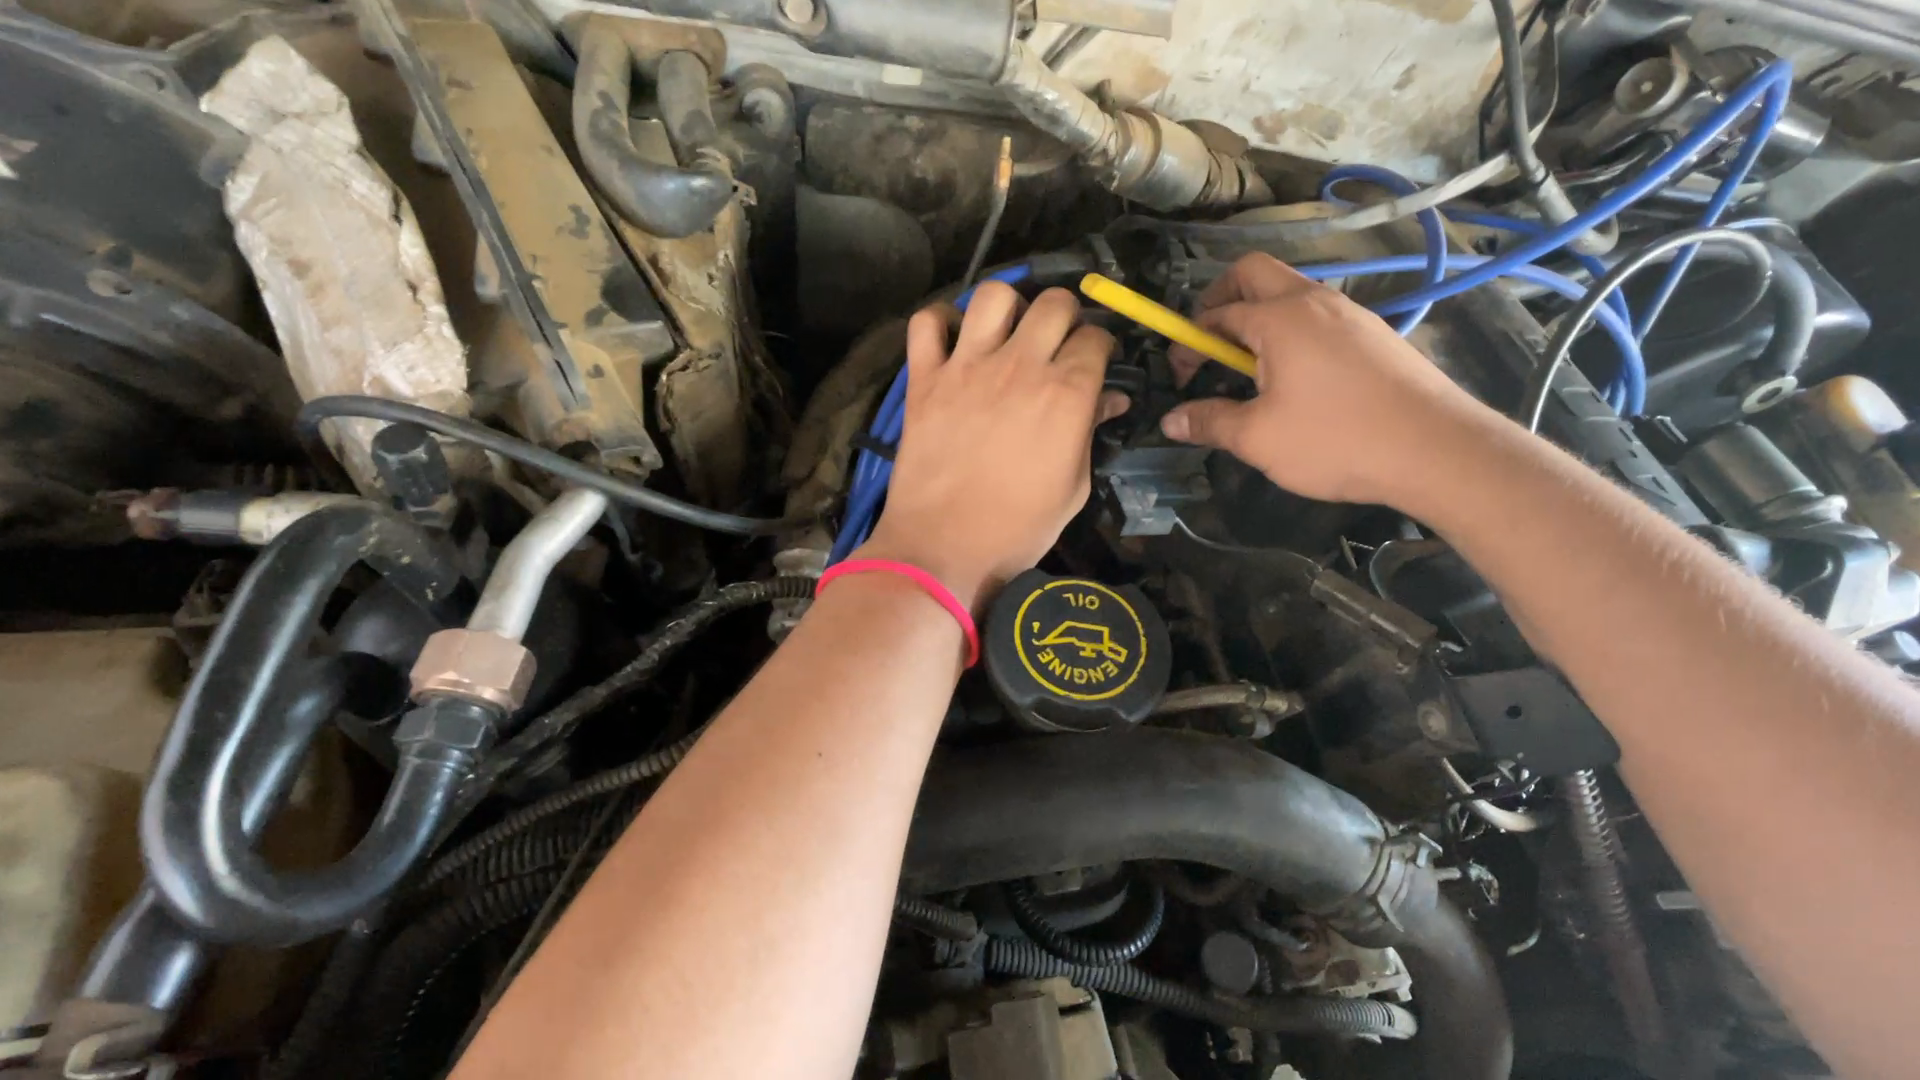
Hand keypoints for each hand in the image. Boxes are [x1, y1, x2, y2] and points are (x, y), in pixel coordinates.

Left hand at [857, 284, 1127, 610]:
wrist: (943, 548)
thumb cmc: (1018, 529)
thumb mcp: (1073, 488)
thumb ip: (1090, 433)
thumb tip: (1110, 400)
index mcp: (1067, 393)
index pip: (1095, 337)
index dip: (1100, 346)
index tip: (1094, 360)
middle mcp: (1020, 365)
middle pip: (1054, 303)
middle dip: (1064, 315)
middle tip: (1056, 342)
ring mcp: (967, 366)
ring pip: (994, 294)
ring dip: (1008, 306)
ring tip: (1007, 332)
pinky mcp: (924, 377)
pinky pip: (927, 322)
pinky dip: (940, 322)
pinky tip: (953, 341)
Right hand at [1160, 253, 1492, 507]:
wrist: (1435, 450)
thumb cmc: (1336, 439)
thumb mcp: (1258, 438)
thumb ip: (1210, 422)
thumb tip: (1171, 420)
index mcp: (1280, 318)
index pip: (1215, 313)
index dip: (1186, 343)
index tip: (1178, 378)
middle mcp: (1314, 301)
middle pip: (1253, 274)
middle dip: (1219, 302)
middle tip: (1208, 347)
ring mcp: (1349, 314)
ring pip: (1289, 294)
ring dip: (1258, 318)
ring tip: (1250, 370)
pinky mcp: (1373, 335)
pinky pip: (1317, 316)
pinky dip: (1291, 333)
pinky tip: (1296, 380)